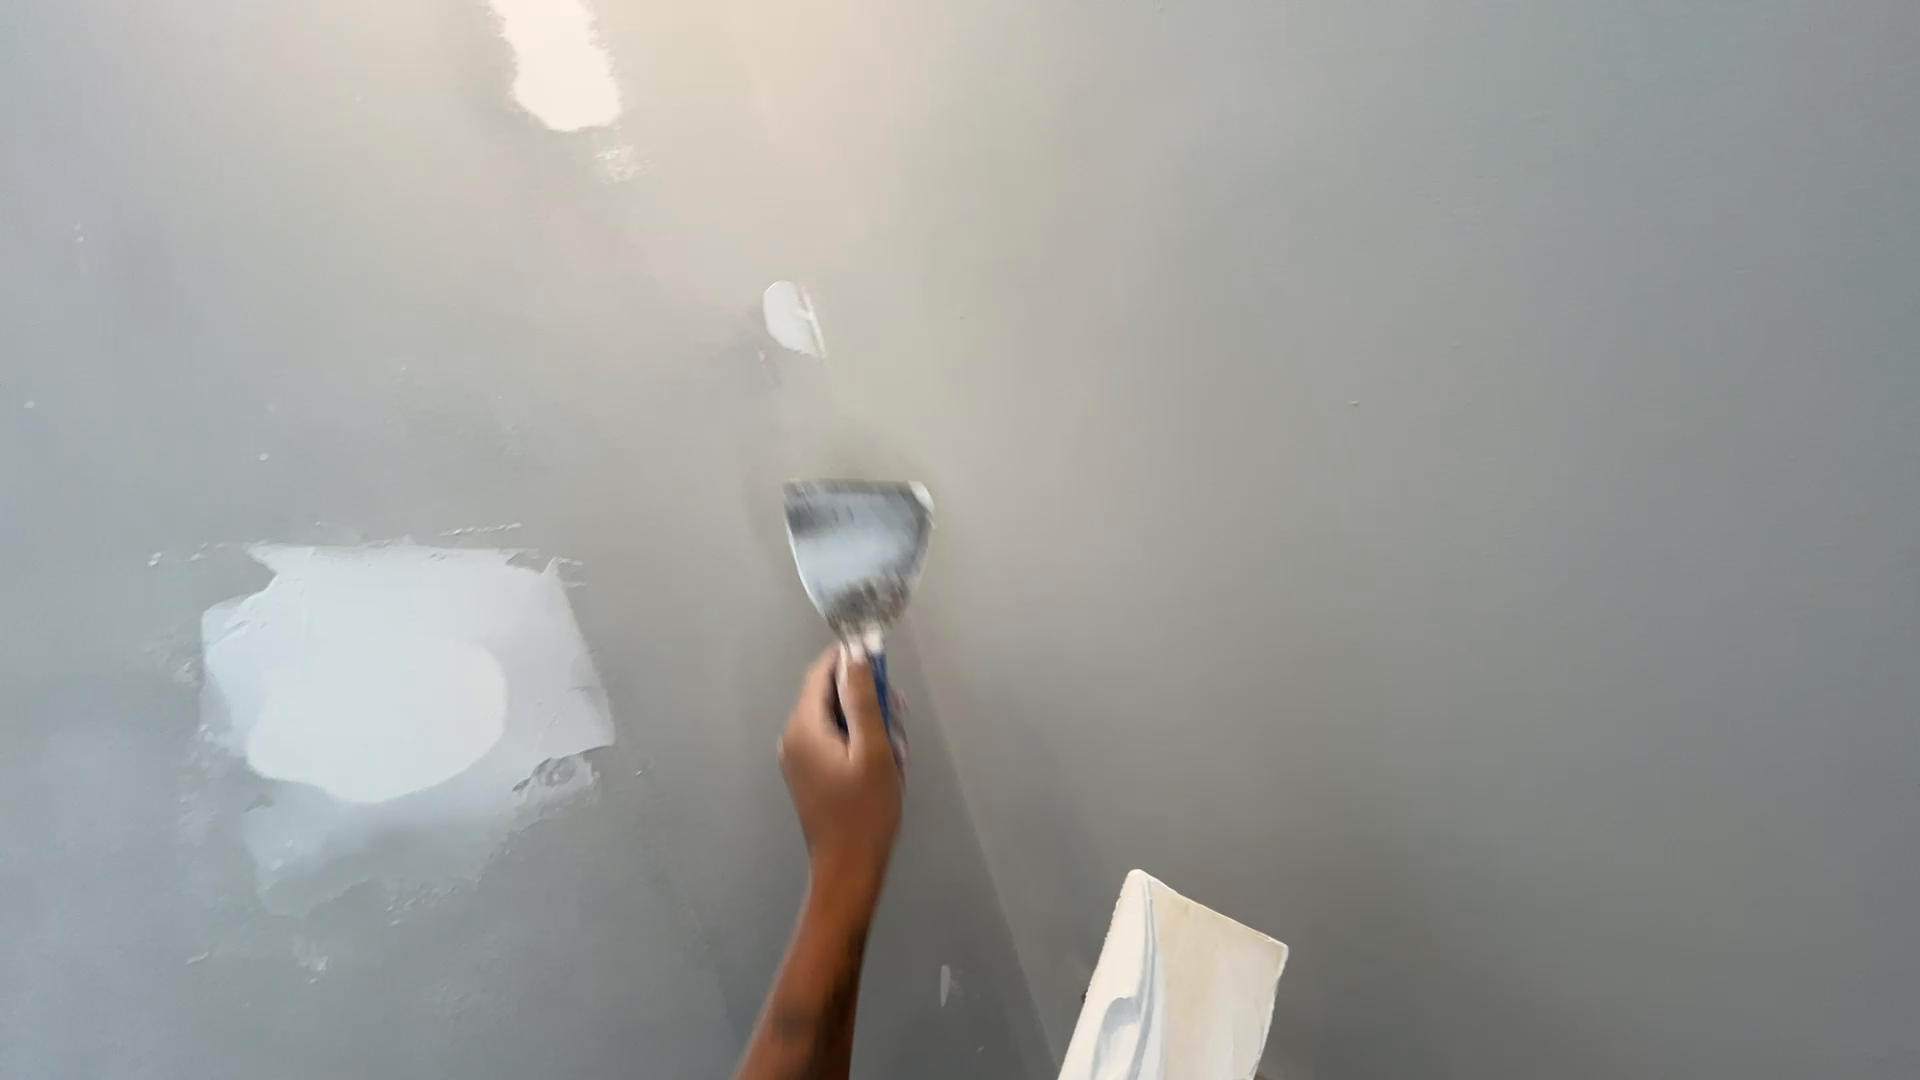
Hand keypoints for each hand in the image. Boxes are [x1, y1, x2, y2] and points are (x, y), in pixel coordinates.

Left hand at [778, 644, 905, 902]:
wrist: (849, 870)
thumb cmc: (865, 810)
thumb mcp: (873, 748)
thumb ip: (862, 698)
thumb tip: (854, 654)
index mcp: (804, 727)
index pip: (823, 672)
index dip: (852, 661)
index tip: (884, 668)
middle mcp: (793, 737)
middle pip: (831, 695)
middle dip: (868, 698)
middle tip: (899, 718)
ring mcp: (799, 757)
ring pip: (838, 718)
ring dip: (870, 723)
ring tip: (896, 751)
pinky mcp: (809, 773)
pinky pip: (835, 740)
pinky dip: (861, 742)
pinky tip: (885, 763)